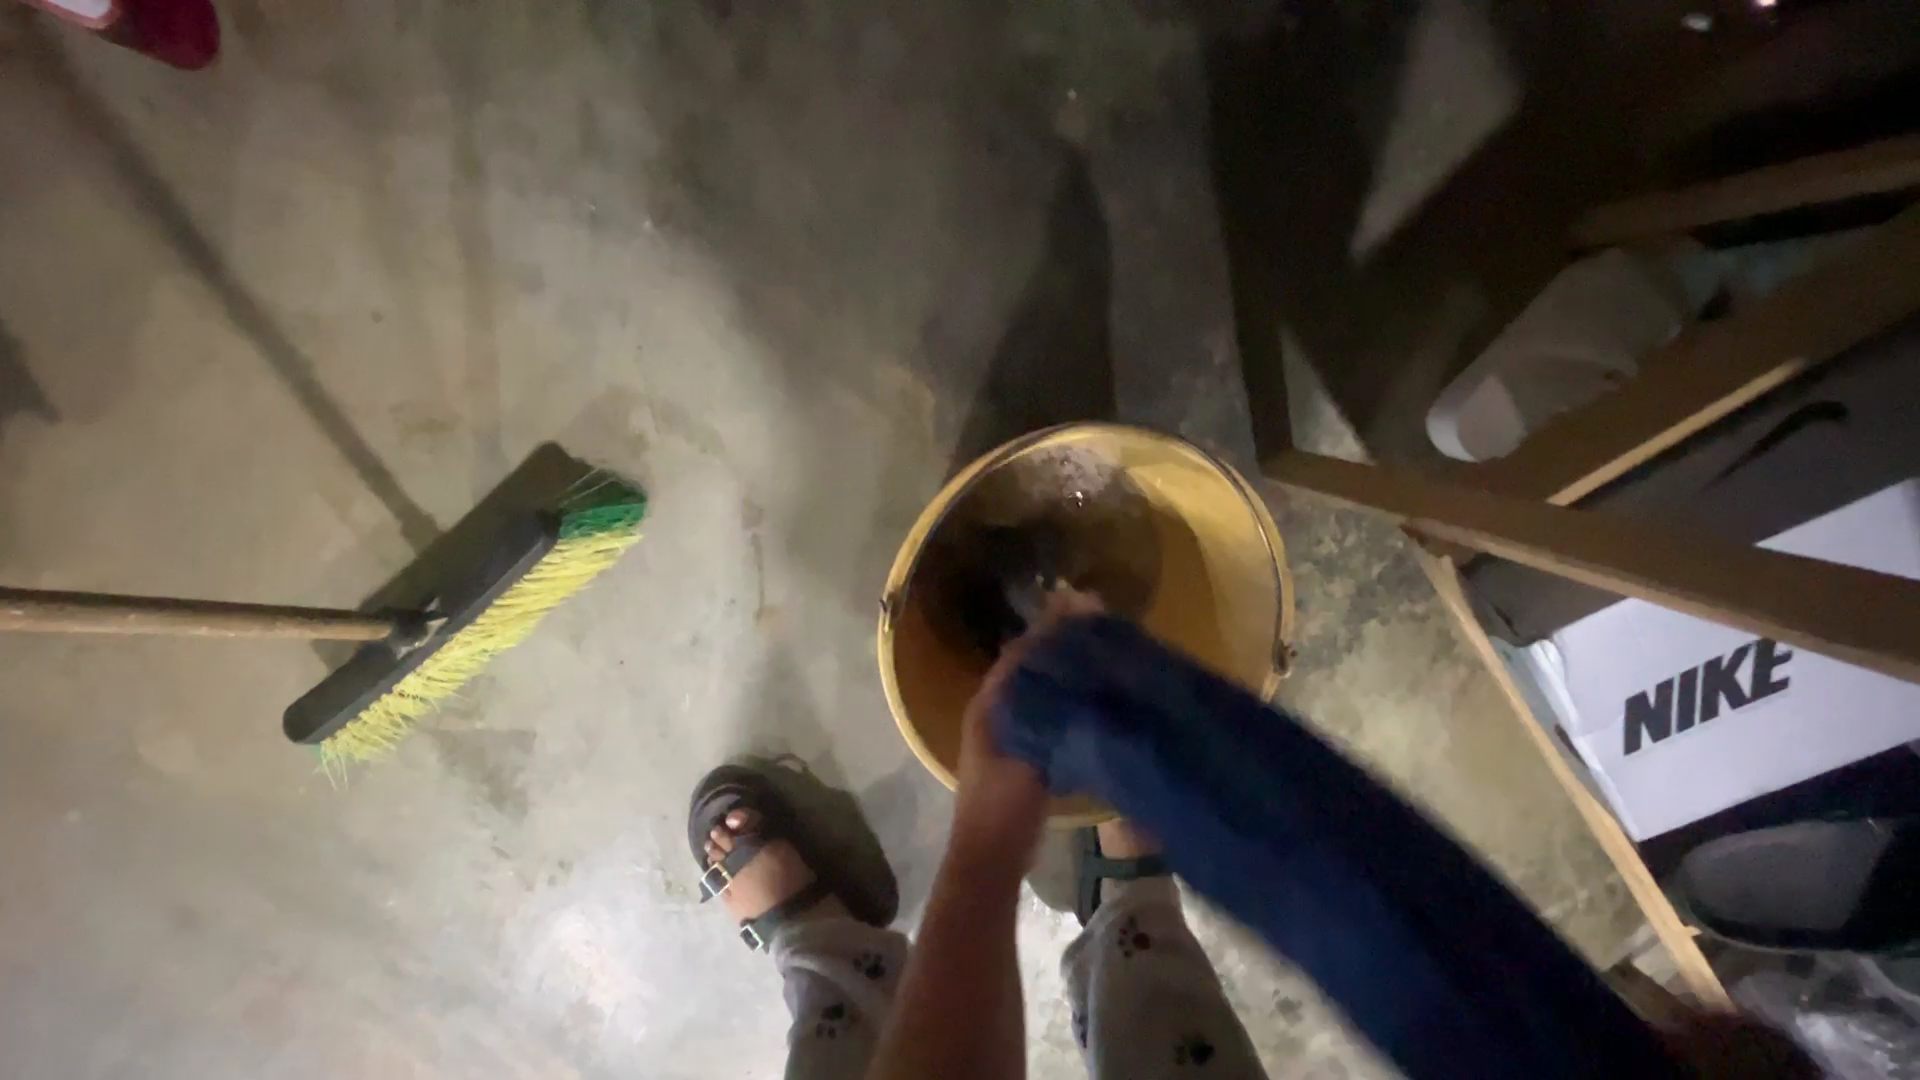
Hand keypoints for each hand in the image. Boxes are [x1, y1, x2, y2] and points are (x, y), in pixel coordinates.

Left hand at [949, 590, 1101, 867]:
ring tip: (1102, 654)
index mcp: (989, 704)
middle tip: (1100, 628)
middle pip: (1030, 667)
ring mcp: (1008, 732)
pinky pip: (1047, 712)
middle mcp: (995, 710)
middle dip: (1060, 646)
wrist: (990, 858)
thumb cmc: (1003, 805)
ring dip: (1065, 672)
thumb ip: (1048, 710)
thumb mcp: (1028, 753)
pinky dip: (1067, 699)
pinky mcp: (1023, 752)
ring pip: (1040, 689)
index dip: (1048, 629)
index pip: (1020, 652)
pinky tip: (1095, 697)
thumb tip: (1074, 665)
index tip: (1082, 609)